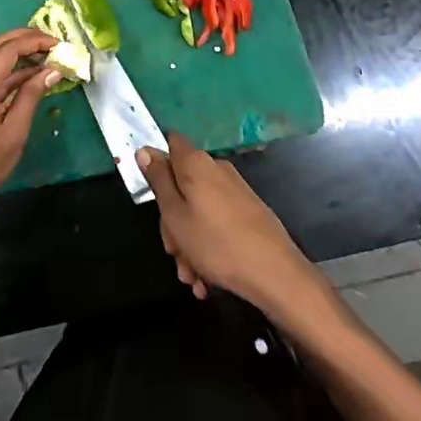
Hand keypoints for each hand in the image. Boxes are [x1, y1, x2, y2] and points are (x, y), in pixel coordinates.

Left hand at [0, 27, 58, 208]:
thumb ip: (31, 95)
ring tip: (44, 54)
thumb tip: (52, 70)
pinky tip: (29, 75)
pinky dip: (9, 69)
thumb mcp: (15, 130)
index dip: (33, 41)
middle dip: (23, 38)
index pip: (8, 50)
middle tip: (50, 40)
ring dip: (16, 51)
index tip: (57, 43)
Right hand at [137, 134, 322, 316]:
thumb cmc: (216, 244)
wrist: (274, 273)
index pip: (171, 142)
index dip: (156, 161)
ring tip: (192, 275)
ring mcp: (235, 191)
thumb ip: (158, 181)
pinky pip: (217, 223)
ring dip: (189, 242)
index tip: (151, 189)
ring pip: (198, 210)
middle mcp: (217, 170)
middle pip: (182, 185)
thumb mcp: (175, 215)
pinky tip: (206, 278)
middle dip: (172, 220)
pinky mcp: (248, 212)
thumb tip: (145, 150)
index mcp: (197, 164)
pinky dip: (208, 247)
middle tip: (173, 250)